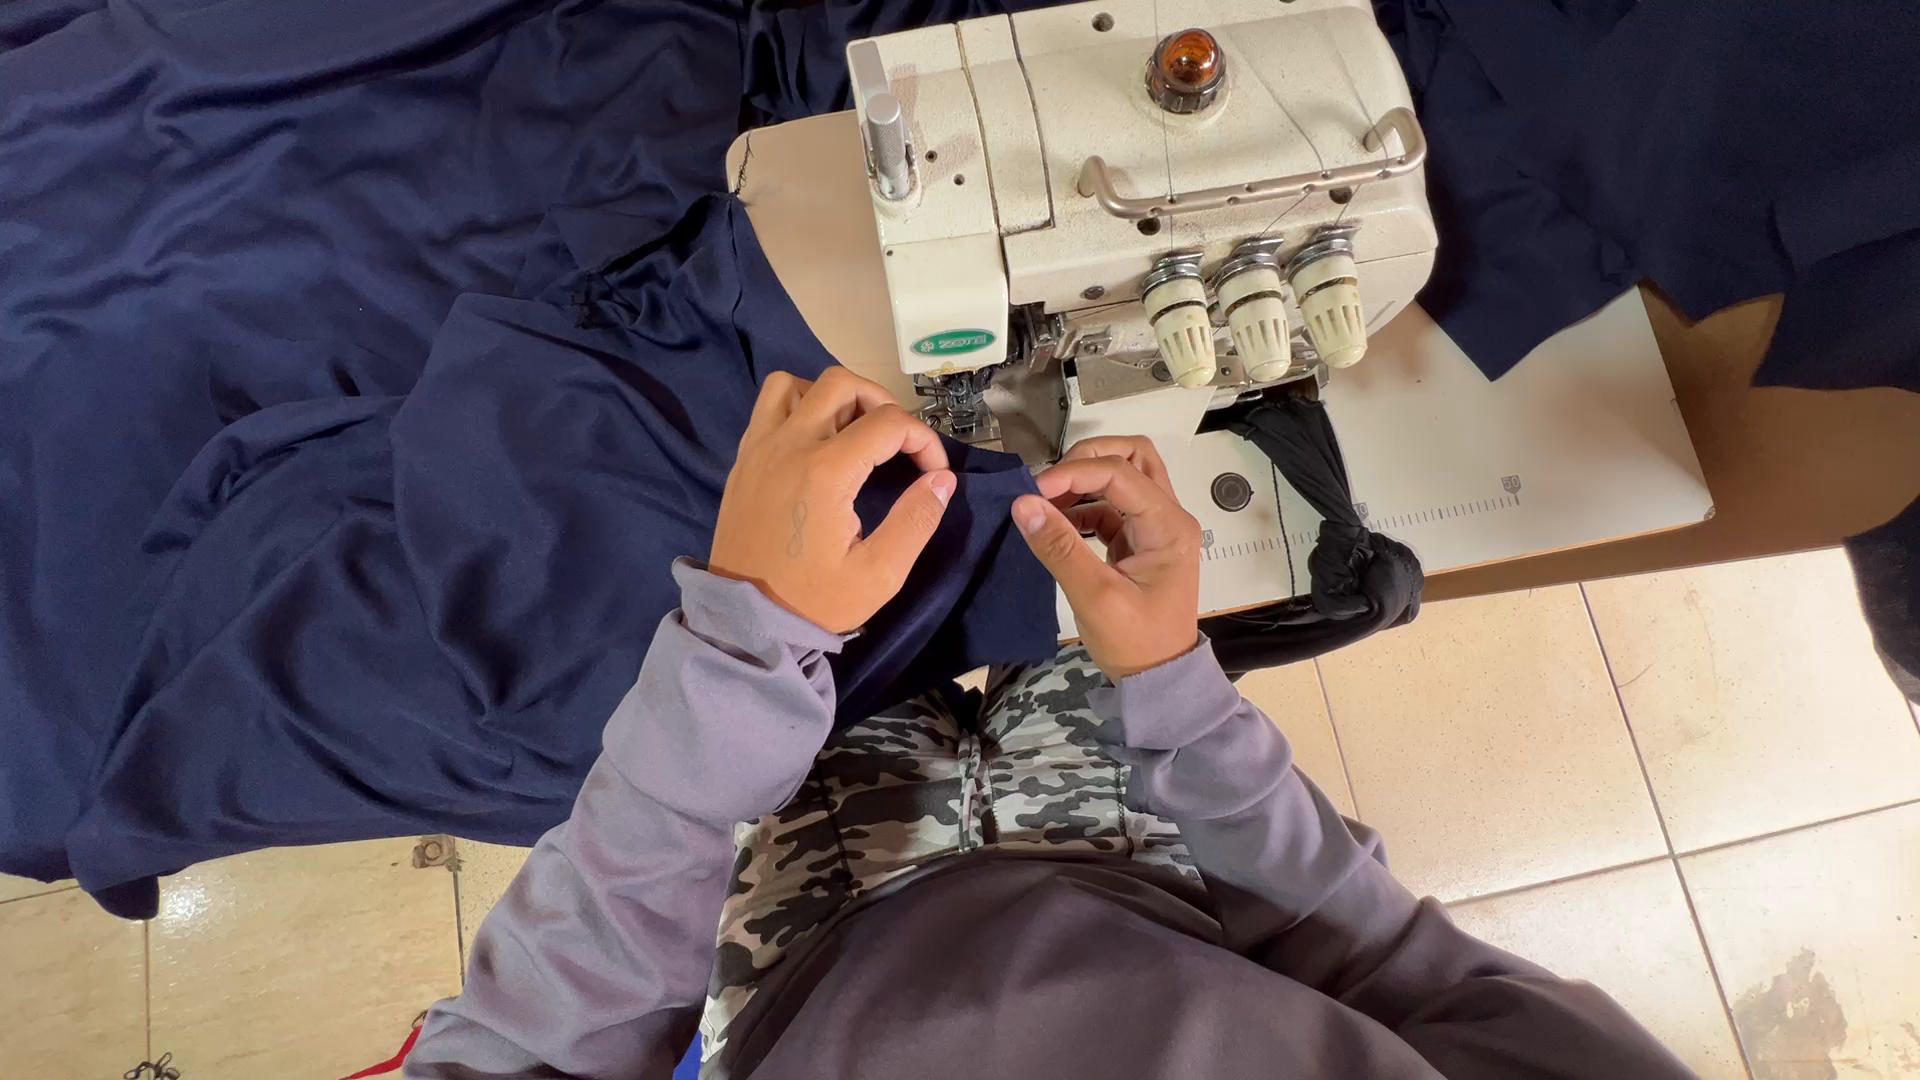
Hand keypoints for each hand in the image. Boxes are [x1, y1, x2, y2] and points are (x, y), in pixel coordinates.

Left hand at [710, 367, 954, 632]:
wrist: (744, 621)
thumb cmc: (813, 601)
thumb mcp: (879, 573)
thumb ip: (916, 520)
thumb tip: (942, 479)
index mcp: (827, 471)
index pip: (889, 424)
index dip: (923, 440)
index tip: (933, 471)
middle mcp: (790, 445)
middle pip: (842, 383)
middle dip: (882, 402)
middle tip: (897, 439)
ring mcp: (760, 448)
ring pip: (796, 383)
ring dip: (834, 396)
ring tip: (854, 430)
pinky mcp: (743, 459)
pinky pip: (769, 406)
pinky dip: (799, 405)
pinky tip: (816, 441)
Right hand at [1011, 436, 1202, 678]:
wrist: (1160, 680)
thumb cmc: (1135, 643)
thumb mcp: (1095, 597)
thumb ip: (1060, 548)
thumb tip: (1023, 504)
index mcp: (1168, 525)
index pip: (1119, 472)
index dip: (1072, 473)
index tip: (1032, 492)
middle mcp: (1168, 516)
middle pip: (1133, 456)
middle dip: (1087, 458)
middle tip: (1049, 481)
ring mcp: (1155, 527)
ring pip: (1125, 475)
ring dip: (1085, 478)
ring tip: (1046, 500)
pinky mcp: (1139, 540)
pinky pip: (1112, 505)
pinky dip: (1083, 504)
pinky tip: (1056, 522)